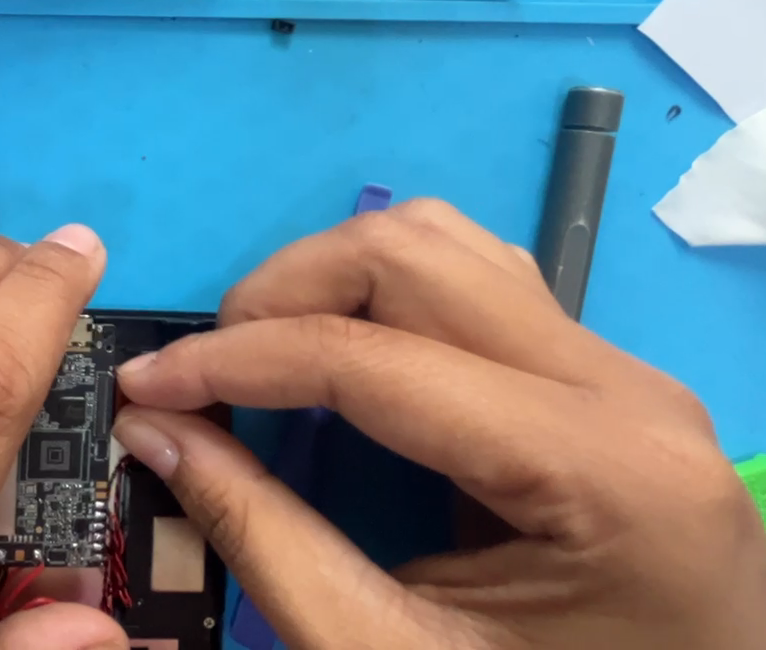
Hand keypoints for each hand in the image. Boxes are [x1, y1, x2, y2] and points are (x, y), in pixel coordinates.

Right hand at [111, 198, 765, 649]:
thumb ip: (252, 528)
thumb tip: (144, 423)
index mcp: (601, 472)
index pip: (363, 356)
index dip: (227, 361)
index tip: (142, 385)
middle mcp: (623, 388)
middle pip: (400, 253)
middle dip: (274, 296)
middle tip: (214, 372)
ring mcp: (615, 370)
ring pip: (431, 238)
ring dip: (321, 278)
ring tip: (271, 351)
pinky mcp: (590, 371)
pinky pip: (462, 267)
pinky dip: (373, 284)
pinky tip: (347, 347)